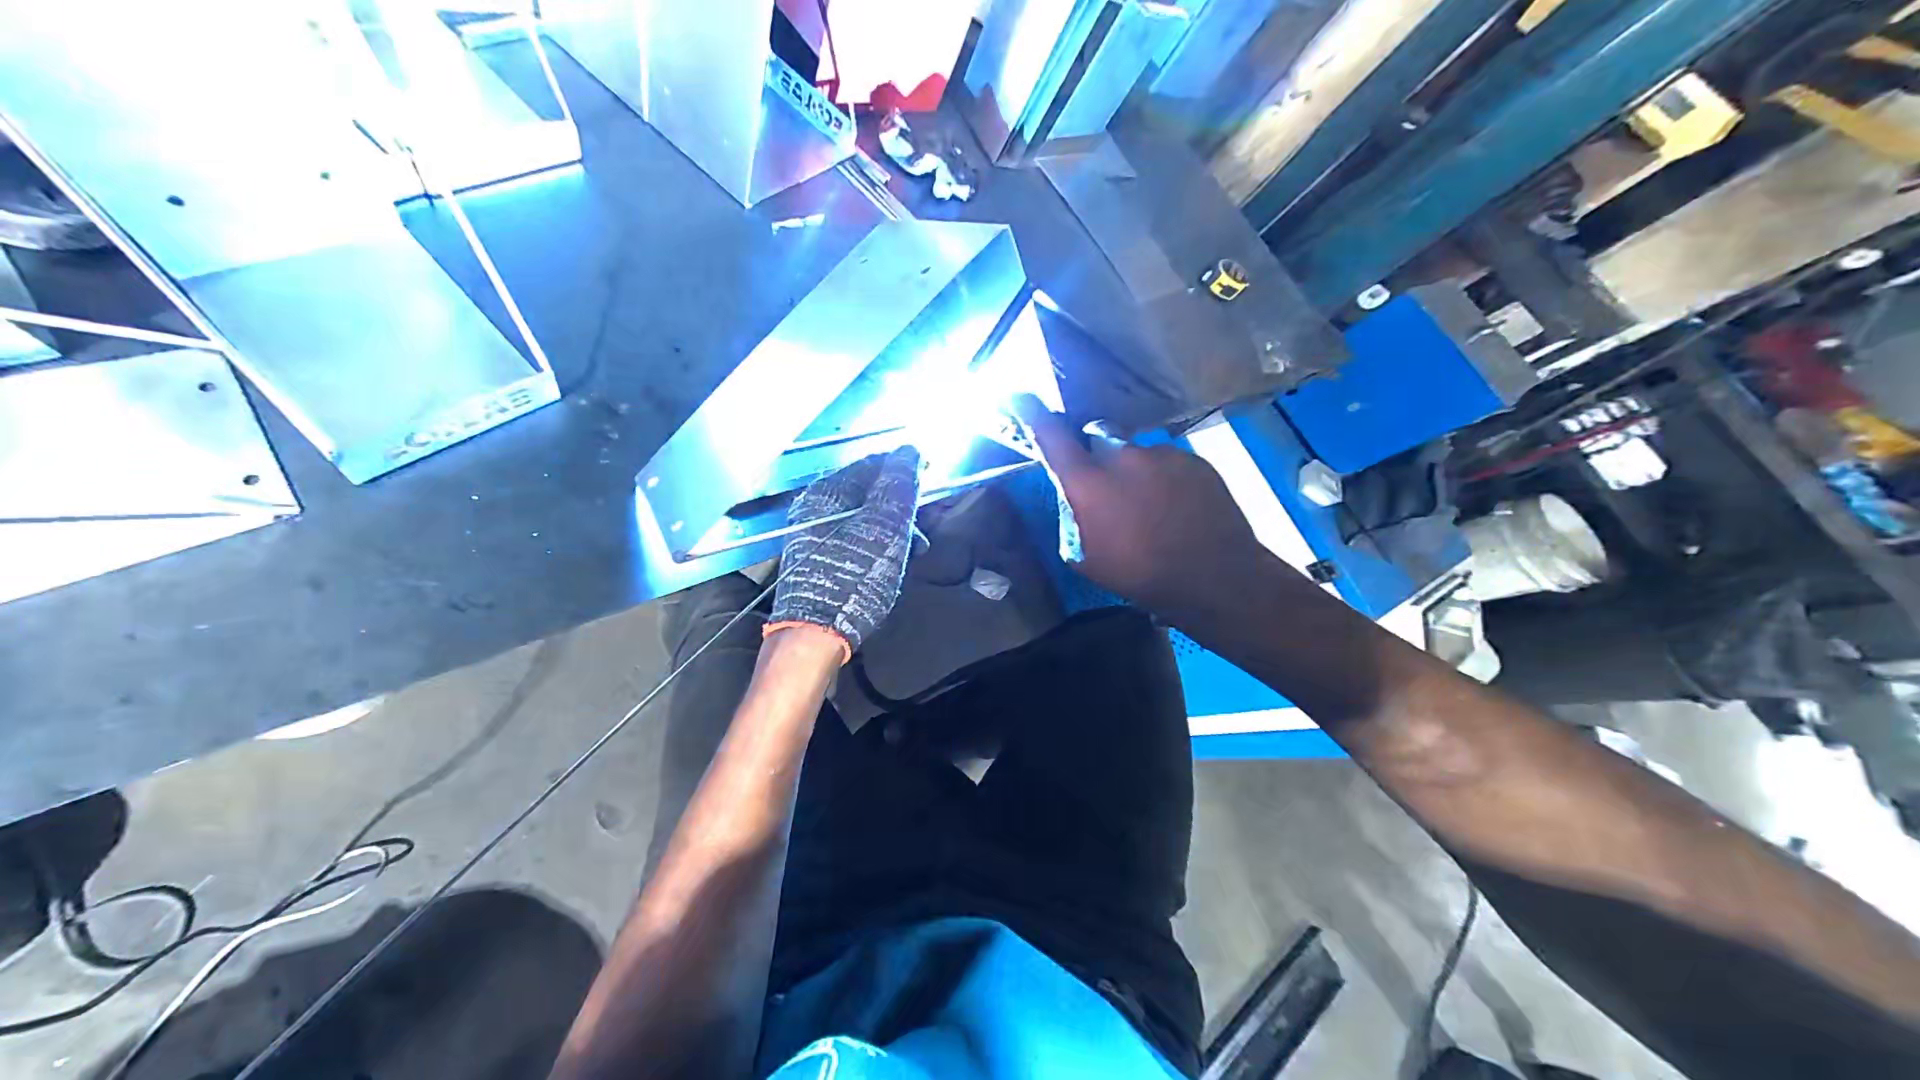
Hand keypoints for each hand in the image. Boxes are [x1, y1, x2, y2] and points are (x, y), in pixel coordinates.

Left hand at [767, 446, 921, 660]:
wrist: (815, 635)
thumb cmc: (852, 579)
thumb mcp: (883, 529)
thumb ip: (897, 488)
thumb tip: (909, 452)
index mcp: (826, 492)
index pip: (872, 463)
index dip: (904, 468)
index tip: (930, 479)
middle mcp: (815, 508)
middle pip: (869, 490)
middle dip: (902, 502)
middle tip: (928, 520)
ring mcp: (816, 534)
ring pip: (866, 516)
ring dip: (895, 525)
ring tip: (917, 547)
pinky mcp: (822, 558)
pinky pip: (858, 537)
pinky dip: (881, 542)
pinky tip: (895, 560)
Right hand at [1013, 397, 1270, 614]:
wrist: (1215, 578)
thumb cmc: (1142, 576)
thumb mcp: (1087, 558)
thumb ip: (1074, 519)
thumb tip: (1074, 502)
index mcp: (1089, 483)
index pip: (1052, 436)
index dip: (1033, 415)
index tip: (1020, 397)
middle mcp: (1123, 457)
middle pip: (1099, 439)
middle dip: (1098, 457)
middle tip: (1110, 490)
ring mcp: (1163, 454)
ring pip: (1137, 453)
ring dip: (1137, 472)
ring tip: (1153, 507)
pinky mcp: (1195, 460)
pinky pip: (1169, 462)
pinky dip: (1167, 480)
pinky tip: (1178, 507)